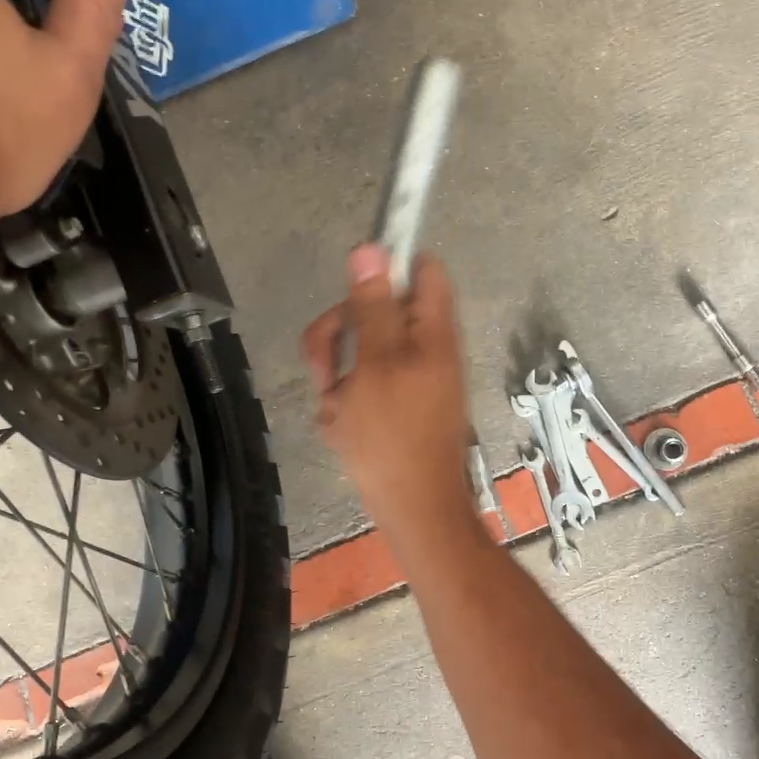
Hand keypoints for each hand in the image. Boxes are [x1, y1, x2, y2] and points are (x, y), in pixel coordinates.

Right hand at [302, 245, 479, 542]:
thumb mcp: (376, 364)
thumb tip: (372, 247)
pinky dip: (347, 409)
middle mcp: (425, 350)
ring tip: (338, 413)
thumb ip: (372, 307)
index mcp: (431, 330)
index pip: (419, 270)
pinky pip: (362, 392)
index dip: (385, 269)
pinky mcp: (396, 410)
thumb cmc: (394, 438)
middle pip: (375, 312)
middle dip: (340, 337)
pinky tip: (345, 432)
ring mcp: (411, 382)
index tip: (351, 291)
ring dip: (337, 380)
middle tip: (327, 369)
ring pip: (359, 355)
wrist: (413, 510)